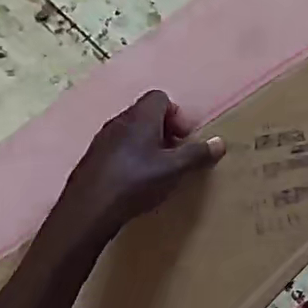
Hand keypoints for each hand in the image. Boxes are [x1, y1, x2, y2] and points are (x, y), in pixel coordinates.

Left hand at [56, 91, 224, 241]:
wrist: (87, 210)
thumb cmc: (135, 182)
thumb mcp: (174, 170)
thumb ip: (197, 154)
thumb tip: (220, 142)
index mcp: (140, 117)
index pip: (160, 97)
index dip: (176, 115)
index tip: (183, 139)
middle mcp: (119, 121)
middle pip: (146, 114)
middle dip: (164, 131)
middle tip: (173, 155)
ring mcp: (102, 139)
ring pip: (131, 132)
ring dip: (147, 145)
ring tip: (156, 170)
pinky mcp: (92, 158)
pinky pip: (117, 147)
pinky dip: (129, 157)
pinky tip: (134, 181)